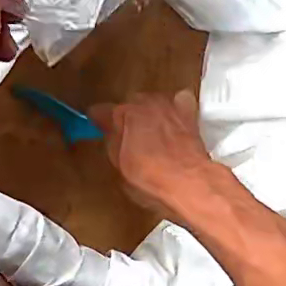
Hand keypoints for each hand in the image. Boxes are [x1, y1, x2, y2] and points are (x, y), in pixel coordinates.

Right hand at [92, 91, 230, 225]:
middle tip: (129, 139)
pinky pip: (178, 104)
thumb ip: (113, 145)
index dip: (98, 120)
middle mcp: (144, 103)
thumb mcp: (120, 168)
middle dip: (128, 119)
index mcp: (121, 115)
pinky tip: (174, 126)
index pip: (101, 111)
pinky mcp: (189, 113)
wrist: (189, 182)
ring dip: (151, 115)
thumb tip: (110, 135)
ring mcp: (168, 105)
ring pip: (153, 103)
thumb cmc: (152, 179)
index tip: (97, 125)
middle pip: (130, 105)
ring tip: (152, 136)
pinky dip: (175, 112)